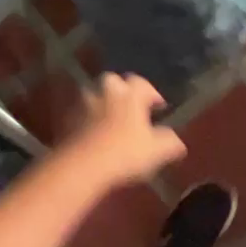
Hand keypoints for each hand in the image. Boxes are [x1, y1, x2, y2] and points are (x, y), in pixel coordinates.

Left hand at [60, 73, 186, 185]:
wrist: (83, 164)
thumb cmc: (125, 153)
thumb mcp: (156, 151)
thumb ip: (169, 142)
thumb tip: (178, 142)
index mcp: (130, 95)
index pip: (141, 83)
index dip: (151, 92)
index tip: (158, 105)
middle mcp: (106, 93)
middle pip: (113, 81)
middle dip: (121, 91)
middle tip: (129, 107)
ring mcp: (83, 105)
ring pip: (92, 95)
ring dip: (101, 103)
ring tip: (108, 120)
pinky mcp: (67, 120)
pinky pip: (78, 115)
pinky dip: (85, 120)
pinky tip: (92, 134)